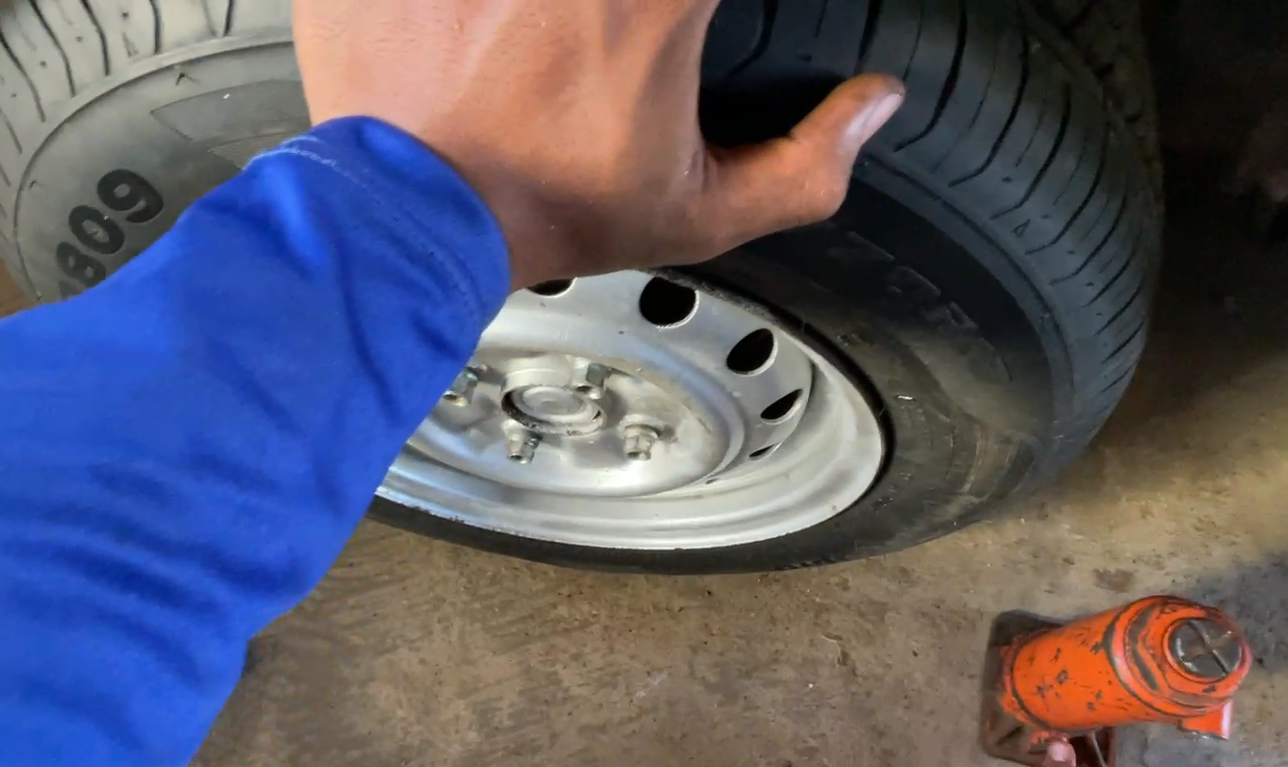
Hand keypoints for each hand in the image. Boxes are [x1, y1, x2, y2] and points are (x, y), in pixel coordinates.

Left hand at [295, 0, 903, 288]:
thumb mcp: (690, 215)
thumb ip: (799, 171)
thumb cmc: (545, 212)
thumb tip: (872, 110)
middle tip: (623, 46)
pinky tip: (501, 31)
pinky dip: (476, 3)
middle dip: (639, 18)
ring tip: (568, 42)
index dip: (728, 7)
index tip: (701, 32)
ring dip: (569, 14)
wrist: (415, 223)